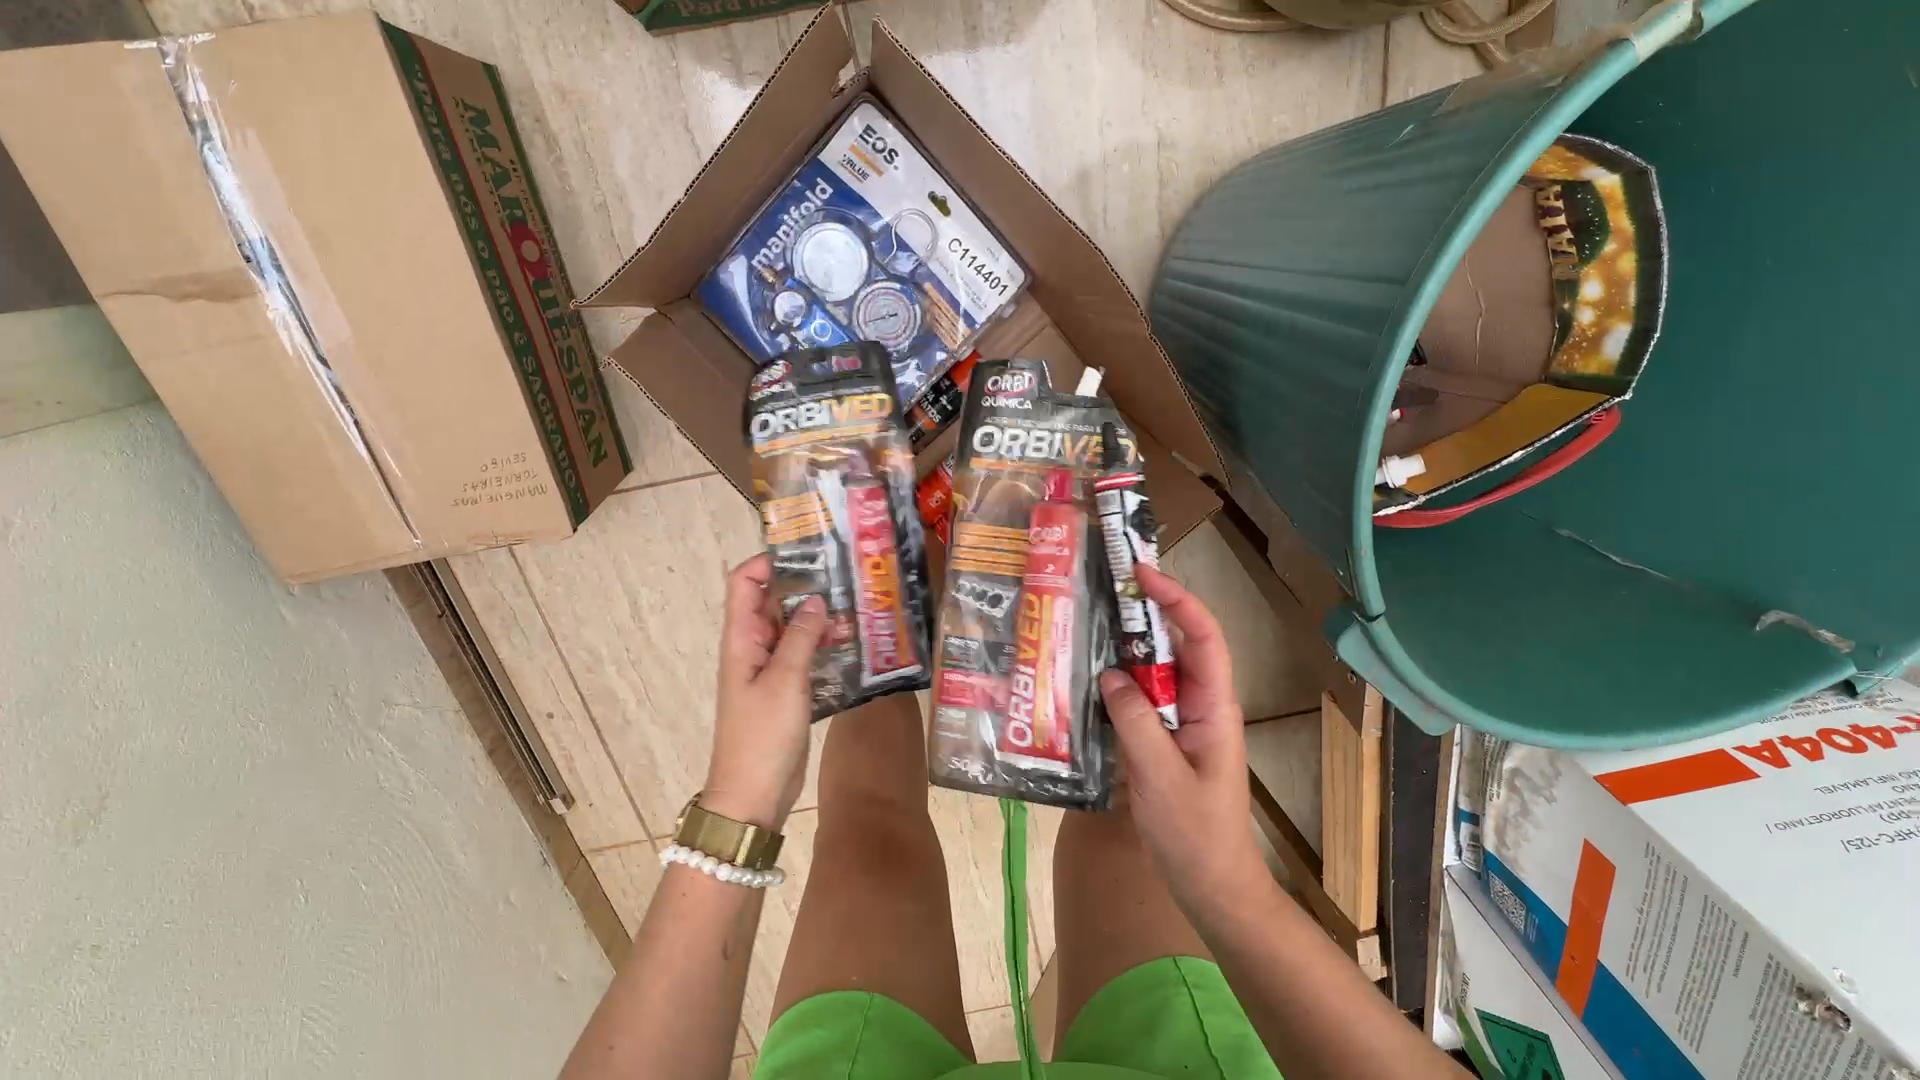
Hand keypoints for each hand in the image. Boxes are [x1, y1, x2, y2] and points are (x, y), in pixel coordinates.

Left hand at [702, 554, 827, 830]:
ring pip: (792, 628)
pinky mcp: (786, 689)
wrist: (753, 795)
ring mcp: (769, 669)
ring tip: (857, 605)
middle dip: (804, 585)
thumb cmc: (762, 736)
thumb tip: (816, 598)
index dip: (769, 562)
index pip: (744, 582)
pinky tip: (854, 642)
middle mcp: (752, 647)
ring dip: (818, 616)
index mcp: (741, 639)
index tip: (809, 554)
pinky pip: (803, 654)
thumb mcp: (785, 681)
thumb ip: (801, 636)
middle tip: (847, 575)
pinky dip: (823, 643)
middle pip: (772, 601)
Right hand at [1099, 564, 1273, 917]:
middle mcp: (1199, 706)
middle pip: (1178, 646)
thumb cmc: (1196, 835)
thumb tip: (1108, 674)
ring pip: (1156, 673)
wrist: (1212, 886)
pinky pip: (1141, 701)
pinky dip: (1118, 685)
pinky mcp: (1163, 742)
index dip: (1177, 600)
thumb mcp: (1161, 777)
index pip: (1203, 637)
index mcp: (1213, 707)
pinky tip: (1087, 681)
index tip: (1142, 574)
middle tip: (1103, 591)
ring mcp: (1181, 724)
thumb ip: (1135, 722)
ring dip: (1127, 649)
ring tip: (1087, 625)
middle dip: (1146, 613)